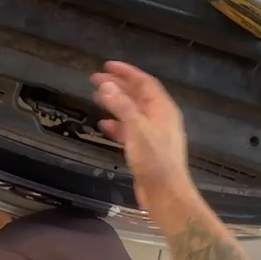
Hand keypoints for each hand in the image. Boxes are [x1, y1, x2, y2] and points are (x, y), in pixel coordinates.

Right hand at [91, 61, 197, 209]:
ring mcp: (153, 134)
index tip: (107, 66)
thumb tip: (106, 85)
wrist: (165, 194)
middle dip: (117, 86)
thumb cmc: (154, 160)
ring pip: (132, 112)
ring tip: (96, 97)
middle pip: (137, 95)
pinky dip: (116, 125)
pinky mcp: (146, 149)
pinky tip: (103, 125)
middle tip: (95, 79)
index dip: (126, 72)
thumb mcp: (136, 128)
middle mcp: (160, 118)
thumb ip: (121, 105)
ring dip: (115, 103)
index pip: (144, 82)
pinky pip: (129, 130)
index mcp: (163, 109)